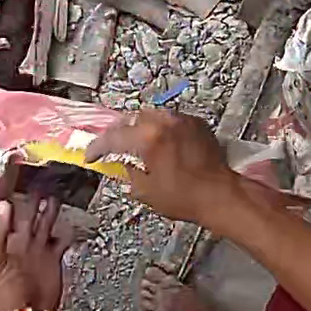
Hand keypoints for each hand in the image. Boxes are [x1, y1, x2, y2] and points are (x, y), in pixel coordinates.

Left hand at [0, 193, 68, 310]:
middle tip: (41, 182)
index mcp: (6, 240)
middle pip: (31, 216)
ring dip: (51, 211)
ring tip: (56, 195)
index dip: (14, 199)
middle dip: (35, 200)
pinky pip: (62, 241)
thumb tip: (4, 204)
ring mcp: (39, 249)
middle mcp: (23, 242)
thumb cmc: (3, 290)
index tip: (19, 180)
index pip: (9, 215)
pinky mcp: (53, 258)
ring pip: (46, 224)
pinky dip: (66, 233)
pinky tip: (70, 224)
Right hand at [85, 109, 245, 226]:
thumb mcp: (145, 190)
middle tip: (112, 147)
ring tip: (136, 142)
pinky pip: (171, 118)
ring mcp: (182, 119)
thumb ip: (128, 171)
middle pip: (132, 118)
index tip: (90, 156)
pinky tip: (161, 141)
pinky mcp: (196, 122)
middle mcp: (164, 121)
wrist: (220, 194)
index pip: (113, 137)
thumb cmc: (183, 197)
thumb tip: (122, 163)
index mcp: (148, 138)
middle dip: (120, 132)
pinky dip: (162, 127)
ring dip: (141, 126)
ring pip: (152, 114)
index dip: (97, 147)